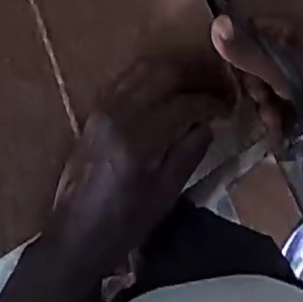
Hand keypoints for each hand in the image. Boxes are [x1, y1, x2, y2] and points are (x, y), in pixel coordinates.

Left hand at [34, 55, 231, 283]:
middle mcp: (120, 114)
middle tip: (217, 79)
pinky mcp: (96, 108)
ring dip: (174, 68)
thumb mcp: (165, 196)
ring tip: (196, 77)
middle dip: (195, 72)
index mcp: (138, 141)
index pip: (183, 105)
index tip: (227, 105)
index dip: (210, 102)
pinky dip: (152, 73)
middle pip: (163, 73)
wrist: (74, 233)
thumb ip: (189, 153)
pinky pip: (128, 77)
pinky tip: (166, 83)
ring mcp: (105, 107)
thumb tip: (208, 123)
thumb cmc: (123, 223)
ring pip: (144, 67)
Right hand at [209, 15, 302, 163]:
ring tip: (274, 122)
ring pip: (264, 87)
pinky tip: (280, 134)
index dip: (239, 49)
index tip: (235, 73)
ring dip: (264, 107)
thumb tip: (215, 23)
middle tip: (261, 100)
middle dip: (253, 85)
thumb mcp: (288, 75)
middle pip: (254, 61)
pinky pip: (277, 106)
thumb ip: (250, 53)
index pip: (250, 29)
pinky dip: (275, 120)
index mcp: (291, 32)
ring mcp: (299, 78)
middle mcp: (293, 50)